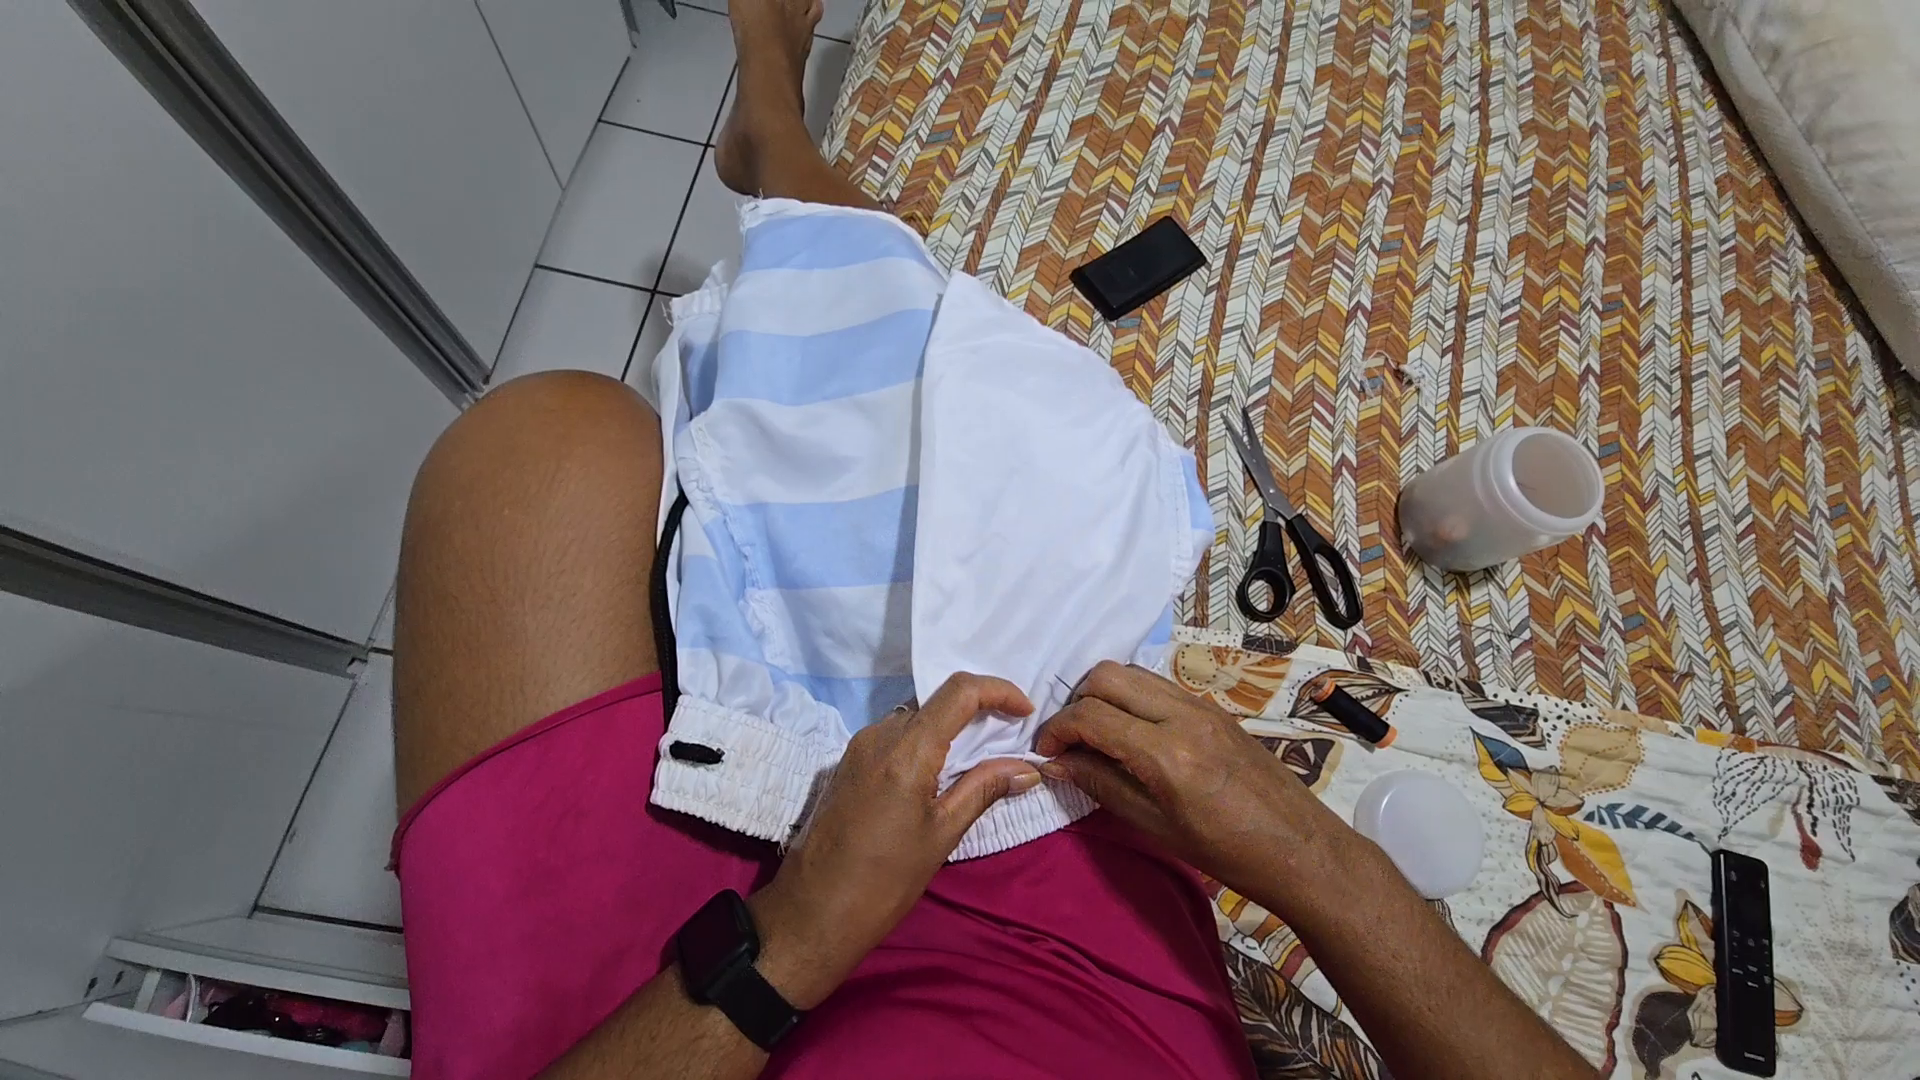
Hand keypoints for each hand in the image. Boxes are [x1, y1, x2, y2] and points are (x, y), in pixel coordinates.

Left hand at [747, 673, 1039, 1009]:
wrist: (812, 913)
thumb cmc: (884, 880)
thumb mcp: (942, 833)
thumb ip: (984, 788)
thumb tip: (1027, 767)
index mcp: (907, 748)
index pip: (959, 691)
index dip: (999, 691)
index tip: (1025, 711)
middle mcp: (880, 733)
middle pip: (937, 700)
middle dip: (978, 710)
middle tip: (1009, 737)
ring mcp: (860, 744)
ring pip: (916, 716)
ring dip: (951, 726)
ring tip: (981, 756)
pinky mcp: (849, 760)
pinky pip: (896, 734)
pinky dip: (926, 741)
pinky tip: (941, 771)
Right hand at [1035, 661, 1344, 901]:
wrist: (1299, 847)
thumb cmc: (1225, 851)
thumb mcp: (1155, 826)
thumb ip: (1101, 784)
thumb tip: (1057, 762)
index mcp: (1165, 753)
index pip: (1090, 716)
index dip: (1057, 729)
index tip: (1046, 751)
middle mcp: (1181, 715)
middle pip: (1106, 676)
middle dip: (1076, 701)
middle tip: (1071, 738)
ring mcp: (1200, 704)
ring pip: (1131, 672)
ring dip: (1103, 693)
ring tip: (1098, 733)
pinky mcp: (1212, 706)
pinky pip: (1157, 683)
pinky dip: (1131, 695)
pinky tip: (1131, 730)